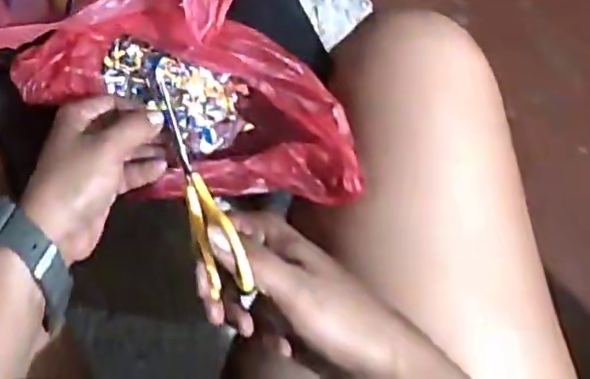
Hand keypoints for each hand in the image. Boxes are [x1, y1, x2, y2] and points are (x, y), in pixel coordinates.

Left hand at [19, 95, 167, 262]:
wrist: (56, 230)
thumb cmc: (78, 177)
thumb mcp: (107, 147)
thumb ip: (134, 128)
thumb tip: (158, 114)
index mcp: (78, 117)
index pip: (111, 101)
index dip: (135, 106)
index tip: (162, 112)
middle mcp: (84, 134)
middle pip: (119, 125)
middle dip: (145, 128)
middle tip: (174, 132)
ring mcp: (93, 161)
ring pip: (125, 149)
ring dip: (147, 149)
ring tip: (175, 148)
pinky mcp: (101, 186)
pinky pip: (125, 171)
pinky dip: (142, 169)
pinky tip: (163, 168)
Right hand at [199, 211, 465, 378]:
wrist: (387, 366)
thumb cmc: (341, 317)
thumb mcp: (292, 289)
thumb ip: (249, 258)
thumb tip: (206, 227)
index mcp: (275, 234)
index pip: (226, 224)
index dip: (207, 244)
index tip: (201, 276)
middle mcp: (274, 252)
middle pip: (227, 257)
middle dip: (218, 285)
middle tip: (214, 311)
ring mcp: (281, 283)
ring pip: (239, 288)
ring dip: (236, 310)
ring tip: (246, 331)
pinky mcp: (287, 314)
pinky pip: (258, 316)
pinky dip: (260, 330)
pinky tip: (278, 344)